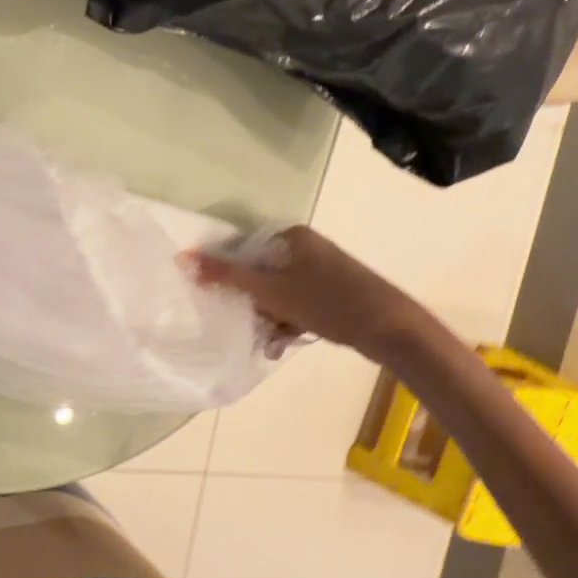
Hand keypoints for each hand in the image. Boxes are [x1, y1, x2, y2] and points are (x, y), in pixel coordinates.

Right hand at [188, 225, 438, 367]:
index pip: (246, 251)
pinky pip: (300, 303)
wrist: (394, 330)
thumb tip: (182, 257)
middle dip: (254, 302)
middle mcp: (309, 247)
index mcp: (293, 237)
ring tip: (271, 340)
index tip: (232, 300)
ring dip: (270, 316)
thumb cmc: (327, 302)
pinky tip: (286, 341)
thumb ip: (225, 275)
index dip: (233, 276)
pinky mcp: (338, 292)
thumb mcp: (269, 290)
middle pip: (262, 273)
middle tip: (251, 323)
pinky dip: (290, 320)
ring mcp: (326, 270)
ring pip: (280, 292)